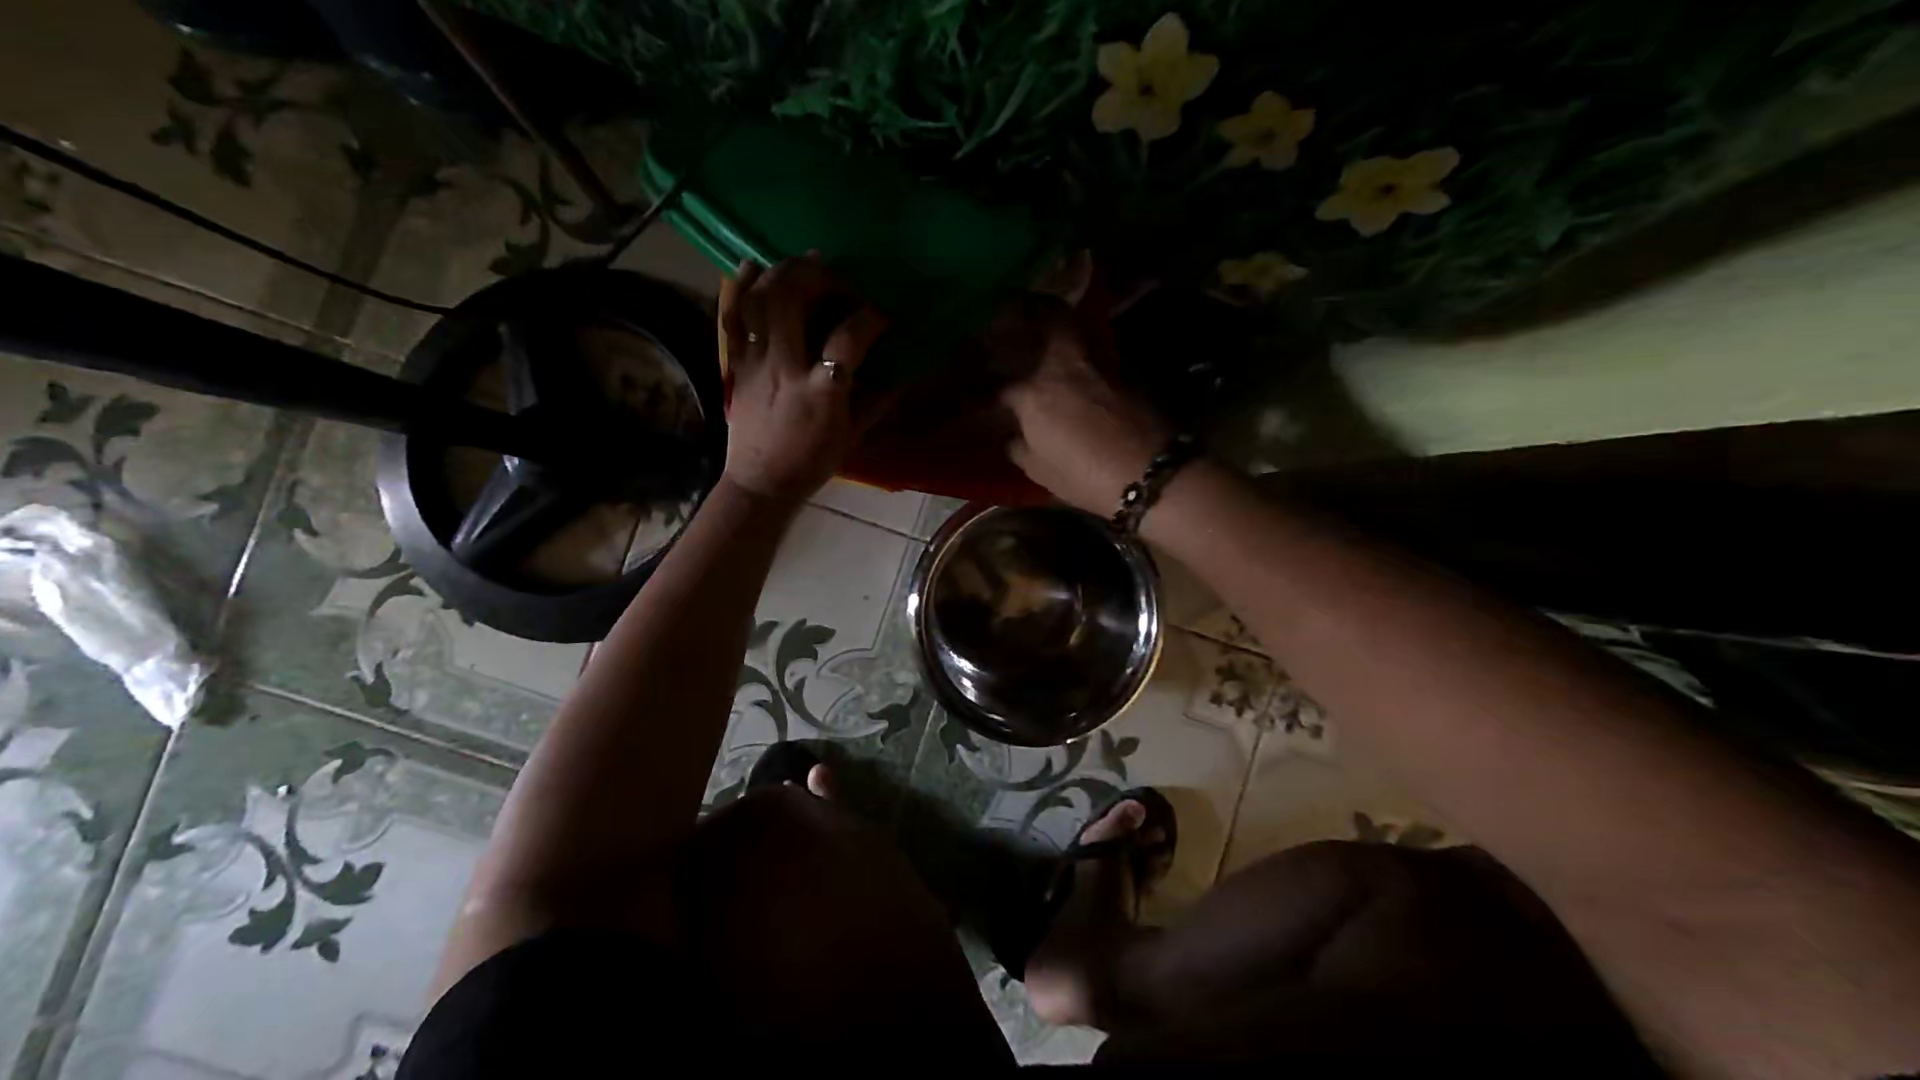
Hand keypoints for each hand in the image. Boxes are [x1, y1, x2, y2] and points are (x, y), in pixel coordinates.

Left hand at [716, 255, 887, 507]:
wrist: (761, 482)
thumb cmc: (812, 461)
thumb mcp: (853, 435)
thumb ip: (879, 400)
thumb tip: (904, 371)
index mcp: (821, 391)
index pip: (848, 338)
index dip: (869, 317)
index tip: (882, 313)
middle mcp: (785, 369)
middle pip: (791, 301)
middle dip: (813, 275)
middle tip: (832, 271)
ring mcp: (755, 364)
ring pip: (759, 302)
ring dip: (780, 273)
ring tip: (799, 264)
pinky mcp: (735, 365)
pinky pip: (732, 318)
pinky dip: (740, 287)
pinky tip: (752, 266)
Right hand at [997, 304, 1170, 514]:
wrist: (1149, 472)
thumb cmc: (1085, 476)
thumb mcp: (1040, 470)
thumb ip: (1020, 447)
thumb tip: (1014, 436)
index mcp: (1033, 392)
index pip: (998, 384)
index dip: (984, 390)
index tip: (977, 394)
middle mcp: (1061, 366)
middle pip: (1039, 319)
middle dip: (1024, 312)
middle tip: (1012, 312)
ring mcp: (1095, 362)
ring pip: (1070, 326)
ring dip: (1055, 320)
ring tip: (1044, 323)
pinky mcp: (1123, 368)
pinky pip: (1093, 345)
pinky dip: (1080, 343)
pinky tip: (1075, 356)